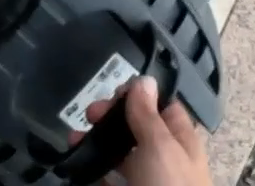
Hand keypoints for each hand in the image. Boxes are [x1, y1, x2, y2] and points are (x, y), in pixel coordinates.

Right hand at [79, 78, 210, 185]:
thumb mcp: (160, 147)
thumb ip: (148, 113)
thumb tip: (144, 79)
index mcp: (181, 143)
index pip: (164, 107)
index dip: (140, 94)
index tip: (115, 90)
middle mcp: (165, 160)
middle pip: (137, 127)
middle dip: (110, 116)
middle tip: (89, 114)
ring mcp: (146, 182)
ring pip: (120, 154)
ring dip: (96, 141)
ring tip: (73, 139)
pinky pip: (108, 179)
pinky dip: (93, 170)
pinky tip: (78, 163)